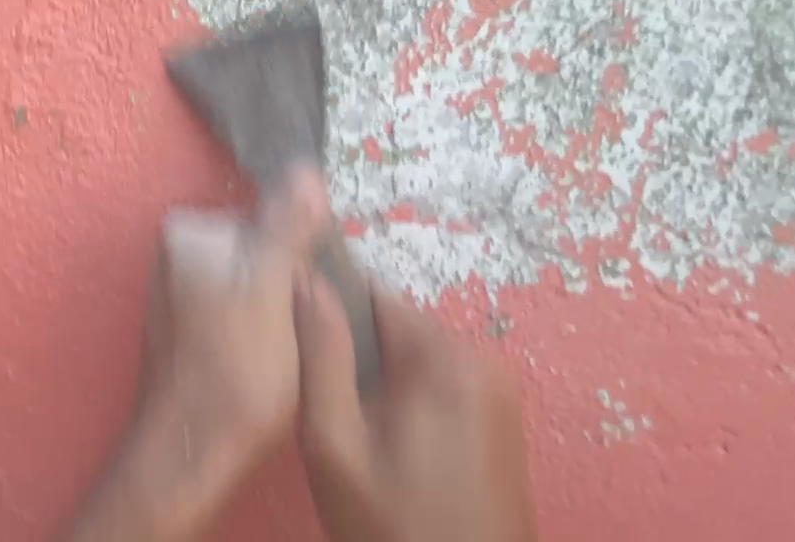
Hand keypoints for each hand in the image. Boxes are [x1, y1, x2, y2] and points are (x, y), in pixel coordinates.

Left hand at [70, 166, 329, 540]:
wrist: (192, 446)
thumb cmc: (235, 366)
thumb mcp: (272, 287)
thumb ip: (287, 227)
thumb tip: (303, 168)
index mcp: (185, 230)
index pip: (266, 221)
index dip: (297, 258)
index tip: (303, 297)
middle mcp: (174, 251)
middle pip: (260, 252)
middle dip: (286, 284)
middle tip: (292, 330)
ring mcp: (178, 289)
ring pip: (255, 286)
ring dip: (277, 312)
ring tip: (278, 352)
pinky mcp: (187, 325)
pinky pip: (239, 312)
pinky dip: (259, 331)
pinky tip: (263, 363)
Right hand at [295, 279, 537, 541]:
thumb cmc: (390, 524)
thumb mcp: (333, 439)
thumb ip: (321, 352)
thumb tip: (304, 277)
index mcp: (445, 356)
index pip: (368, 291)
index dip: (325, 310)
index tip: (295, 341)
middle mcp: (481, 361)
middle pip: (387, 321)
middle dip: (349, 347)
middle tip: (322, 397)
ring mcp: (497, 391)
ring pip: (405, 349)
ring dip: (371, 373)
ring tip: (346, 420)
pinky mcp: (498, 418)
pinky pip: (432, 377)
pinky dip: (399, 393)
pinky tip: (378, 436)